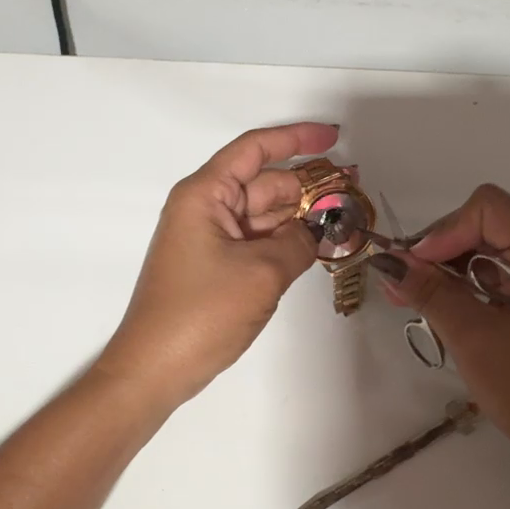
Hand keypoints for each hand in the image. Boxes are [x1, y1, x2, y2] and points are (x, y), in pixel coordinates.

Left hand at [99, 122, 337, 407]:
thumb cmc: (201, 313)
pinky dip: (286, 240)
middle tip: (355, 190)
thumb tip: (319, 230)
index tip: (334, 138)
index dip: (296, 139)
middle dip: (307, 185)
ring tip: (345, 217)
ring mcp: (209, 239)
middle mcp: (205, 208)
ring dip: (300, 215)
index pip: (254, 150)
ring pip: (263, 214)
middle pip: (263, 182)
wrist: (154, 370)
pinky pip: (257, 241)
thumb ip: (299, 243)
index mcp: (205, 195)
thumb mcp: (262, 273)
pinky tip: (318, 244)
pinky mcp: (214, 266)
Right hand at [373, 184, 509, 468]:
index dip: (444, 230)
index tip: (413, 267)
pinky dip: (474, 285)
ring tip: (417, 301)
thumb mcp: (475, 340)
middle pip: (490, 225)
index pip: (488, 209)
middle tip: (402, 286)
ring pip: (495, 249)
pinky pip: (507, 272)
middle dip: (442, 250)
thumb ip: (431, 292)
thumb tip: (388, 262)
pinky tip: (450, 310)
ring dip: (454, 269)